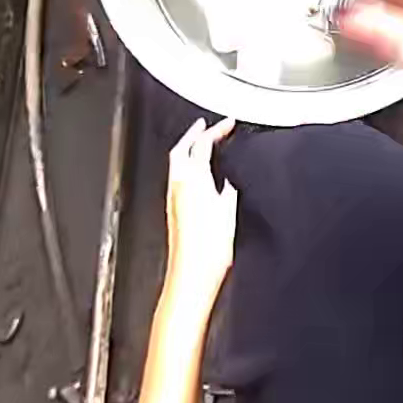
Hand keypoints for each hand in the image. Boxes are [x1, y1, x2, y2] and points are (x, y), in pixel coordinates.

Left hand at [163, 117, 238, 298]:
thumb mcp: (229, 210)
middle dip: (194, 133)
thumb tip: (228, 181)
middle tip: (206, 125)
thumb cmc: (209, 249)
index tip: (229, 123)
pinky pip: (177, 177)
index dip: (217, 129)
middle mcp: (178, 184)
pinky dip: (186, 165)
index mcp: (193, 177)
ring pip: (176, 162)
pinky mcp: (172, 211)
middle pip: (182, 148)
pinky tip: (196, 174)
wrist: (190, 278)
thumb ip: (229, 188)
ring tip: (200, 143)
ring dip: (188, 148)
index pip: (203, 142)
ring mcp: (172, 198)